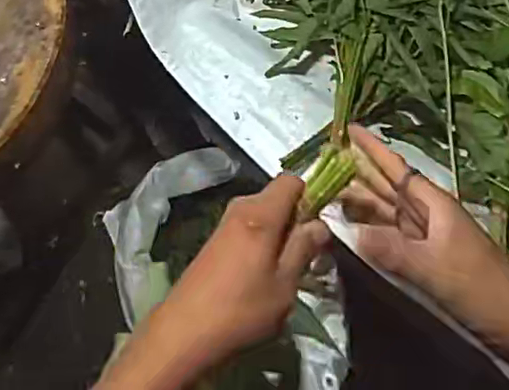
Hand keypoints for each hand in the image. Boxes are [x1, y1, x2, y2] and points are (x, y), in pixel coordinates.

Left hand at [99, 175, 330, 389]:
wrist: (187, 327)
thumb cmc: (242, 307)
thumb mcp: (284, 285)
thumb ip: (303, 248)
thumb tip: (321, 224)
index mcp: (261, 212)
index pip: (290, 180)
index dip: (310, 195)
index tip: (321, 223)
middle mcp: (242, 206)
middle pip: (278, 196)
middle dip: (297, 218)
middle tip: (308, 254)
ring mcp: (227, 220)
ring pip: (265, 212)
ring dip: (280, 232)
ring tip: (287, 269)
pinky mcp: (217, 236)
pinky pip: (250, 224)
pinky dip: (263, 239)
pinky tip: (263, 272)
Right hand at [340, 125, 508, 388]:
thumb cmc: (482, 290)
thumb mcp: (434, 270)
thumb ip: (391, 250)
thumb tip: (351, 232)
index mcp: (434, 204)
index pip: (396, 167)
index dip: (371, 148)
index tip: (347, 127)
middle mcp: (428, 215)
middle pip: (386, 186)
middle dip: (357, 170)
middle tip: (324, 157)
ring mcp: (428, 239)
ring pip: (386, 211)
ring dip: (360, 201)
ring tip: (328, 188)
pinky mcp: (427, 261)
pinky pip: (391, 237)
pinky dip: (370, 230)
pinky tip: (352, 228)